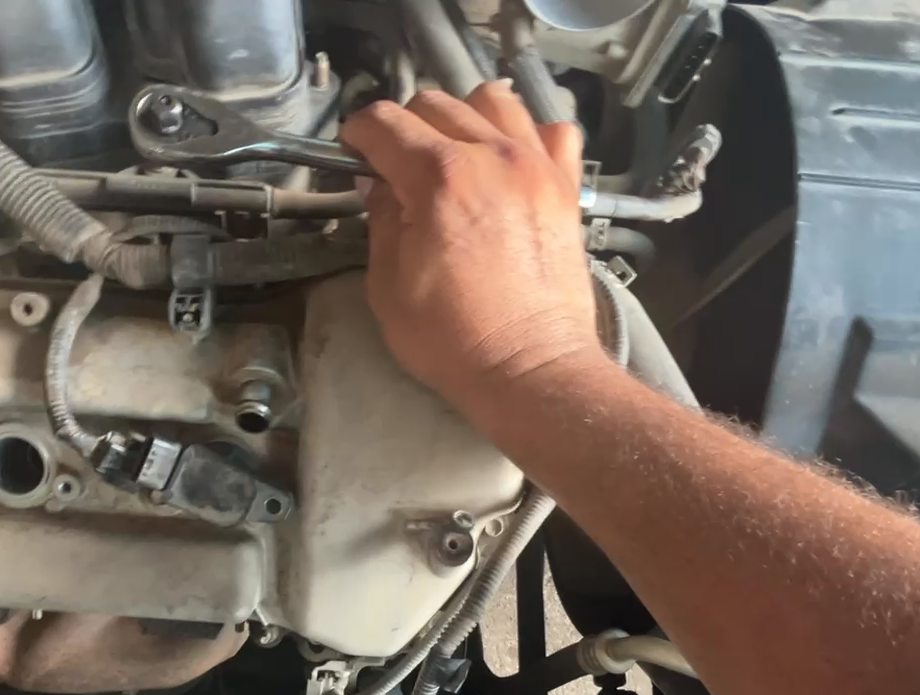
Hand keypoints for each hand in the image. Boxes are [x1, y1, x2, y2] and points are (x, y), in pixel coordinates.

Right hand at [340, 83, 603, 401]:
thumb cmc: (455, 341)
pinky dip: (524, 134)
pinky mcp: (565, 189)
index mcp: (438, 180)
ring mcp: (535, 167)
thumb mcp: (389, 289)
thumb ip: (381, 223)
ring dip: (462, 118)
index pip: (385, 125)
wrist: (528, 369)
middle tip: (396, 165)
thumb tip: (380, 186)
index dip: (359, 135)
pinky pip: (549, 130)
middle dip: (405, 127)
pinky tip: (508, 162)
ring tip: (452, 155)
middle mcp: (491, 157)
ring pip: (493, 101)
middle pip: (436, 104)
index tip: (354, 151)